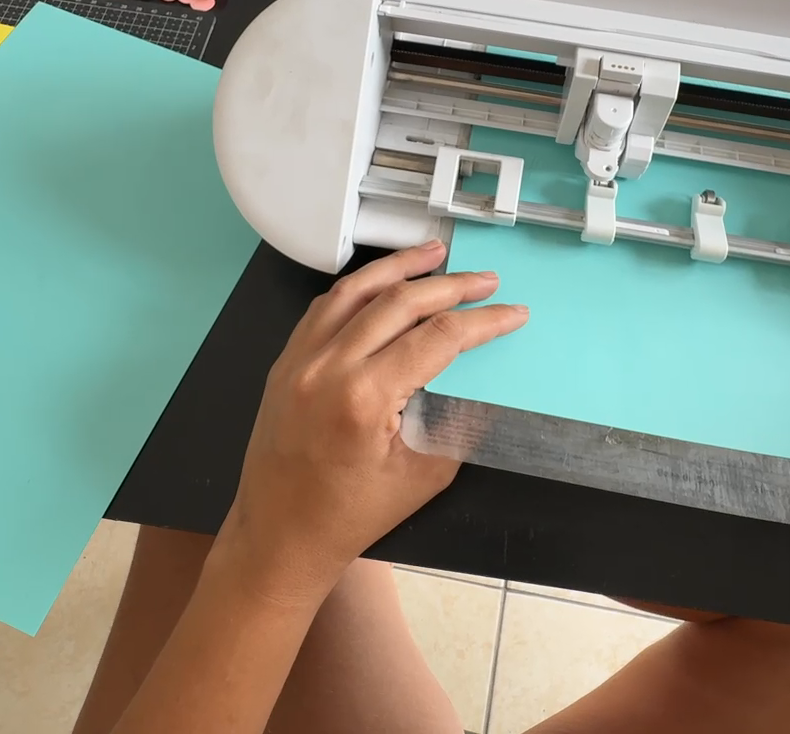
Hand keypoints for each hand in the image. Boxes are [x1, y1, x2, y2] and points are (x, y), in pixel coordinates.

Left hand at [216, 241, 528, 602]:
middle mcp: (328, 366)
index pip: (438, 338)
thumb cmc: (351, 517)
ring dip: (401, 266)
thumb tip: (478, 378)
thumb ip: (456, 419)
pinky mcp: (286, 360)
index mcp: (365, 398)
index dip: (483, 322)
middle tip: (485, 279)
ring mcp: (300, 358)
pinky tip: (383, 280)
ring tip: (436, 252)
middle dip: (451, 284)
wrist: (277, 538)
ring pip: (357, 289)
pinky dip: (360, 286)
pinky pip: (325, 305)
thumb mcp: (423, 476)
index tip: (512, 314)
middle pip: (400, 302)